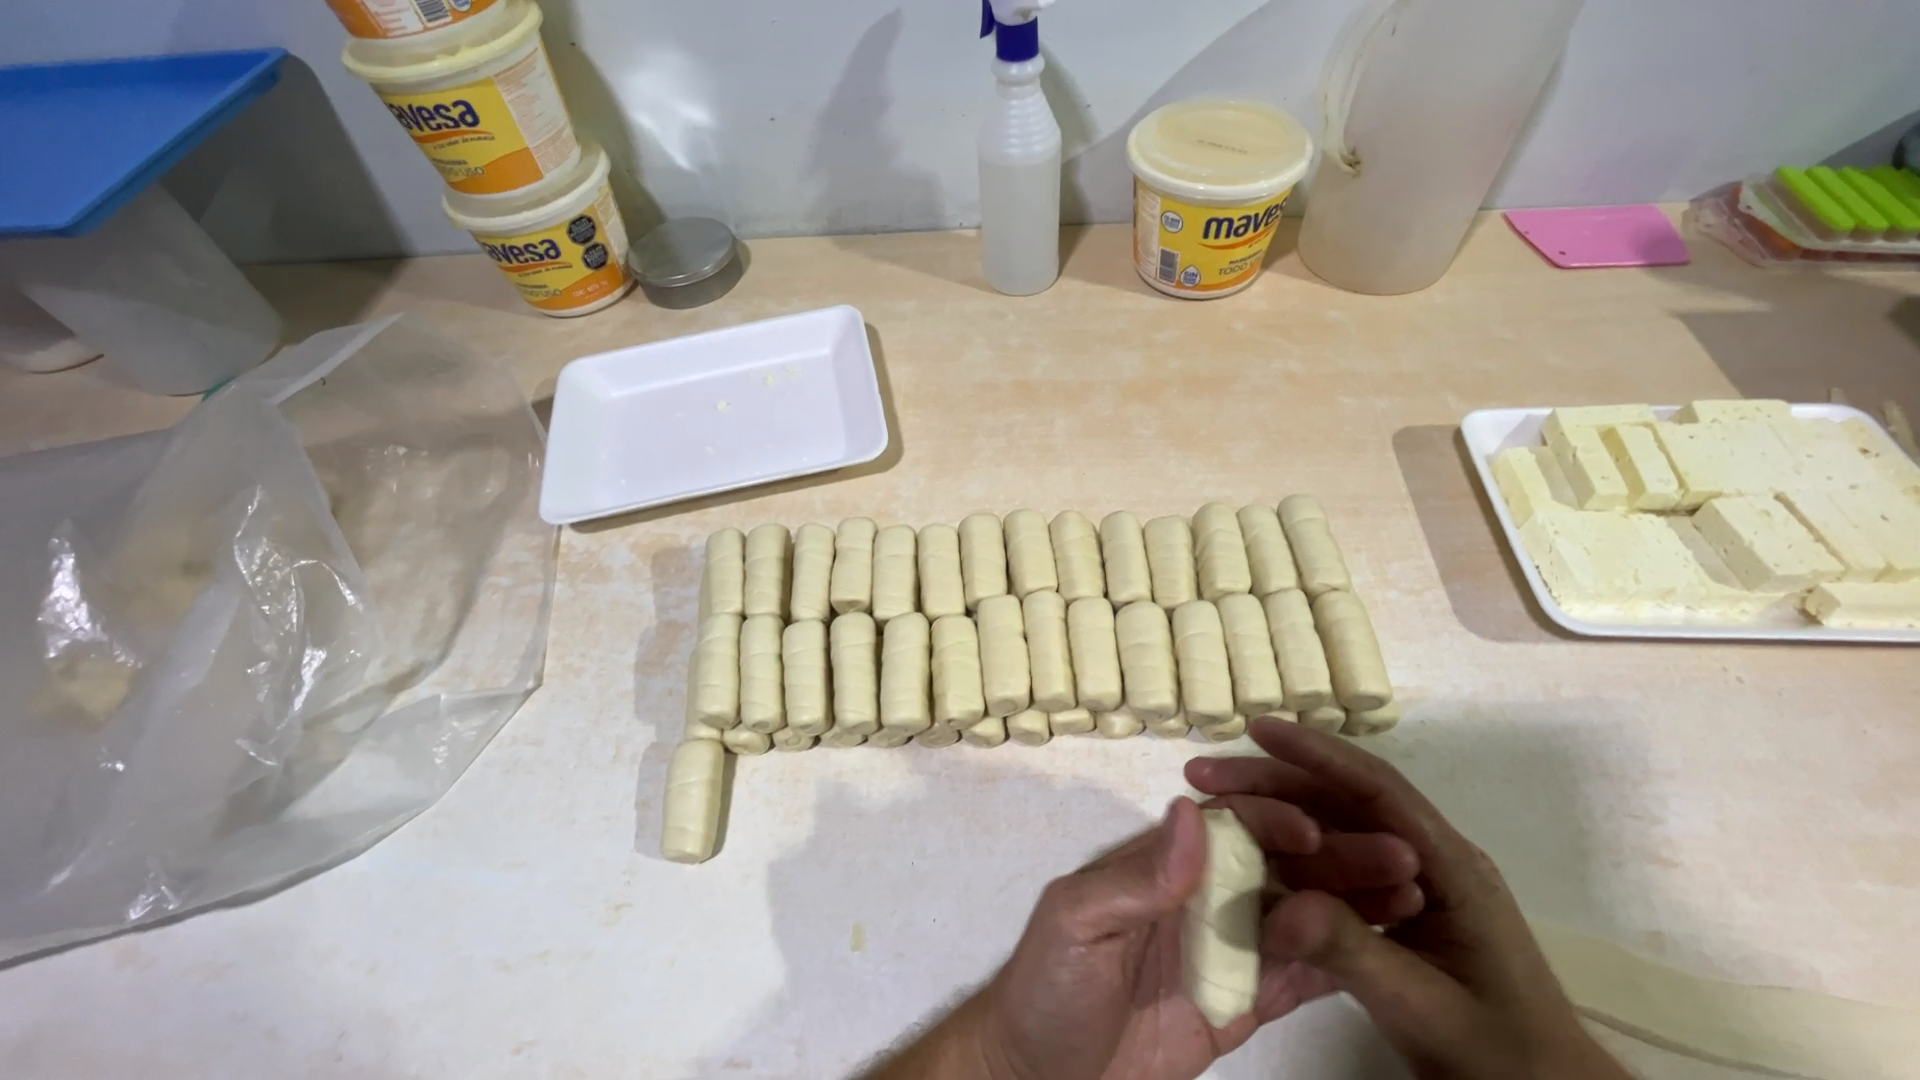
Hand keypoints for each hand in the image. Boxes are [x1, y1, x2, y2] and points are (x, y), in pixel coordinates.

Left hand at [974, 791, 1421, 1079]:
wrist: (1044, 1072)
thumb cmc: (1051, 985)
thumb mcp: (1079, 920)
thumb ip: (1136, 876)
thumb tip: (1190, 812)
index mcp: (1161, 864)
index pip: (1228, 826)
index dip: (1273, 822)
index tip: (1318, 834)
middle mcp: (1201, 896)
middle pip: (1277, 864)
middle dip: (1333, 856)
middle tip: (1399, 859)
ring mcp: (1226, 949)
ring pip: (1298, 914)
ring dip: (1351, 902)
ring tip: (1408, 899)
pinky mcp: (1242, 1001)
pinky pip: (1297, 975)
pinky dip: (1340, 960)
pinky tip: (1388, 951)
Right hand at [1187, 719, 1632, 1079]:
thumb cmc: (1499, 1055)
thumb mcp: (1425, 1009)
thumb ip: (1352, 953)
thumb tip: (1276, 908)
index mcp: (1449, 867)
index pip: (1376, 789)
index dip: (1315, 753)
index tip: (1256, 729)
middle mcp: (1427, 859)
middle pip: (1342, 799)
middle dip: (1273, 779)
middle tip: (1204, 773)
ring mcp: (1408, 883)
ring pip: (1332, 828)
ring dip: (1273, 814)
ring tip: (1214, 808)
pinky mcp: (1391, 910)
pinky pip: (1331, 867)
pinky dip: (1287, 854)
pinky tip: (1248, 858)